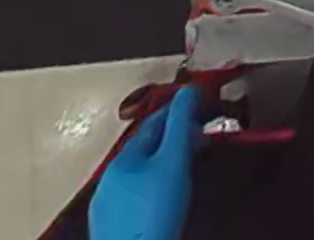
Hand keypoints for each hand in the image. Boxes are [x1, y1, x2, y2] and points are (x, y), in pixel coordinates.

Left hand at [89, 88, 196, 239]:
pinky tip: (170, 195)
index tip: (206, 105)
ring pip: (143, 172)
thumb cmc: (156, 211)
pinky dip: (158, 184)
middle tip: (204, 137)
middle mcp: (109, 180)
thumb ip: (182, 121)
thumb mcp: (175, 160)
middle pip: (148, 147)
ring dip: (167, 161)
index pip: (155, 122)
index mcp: (122, 159)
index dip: (181, 109)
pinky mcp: (112, 232)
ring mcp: (107, 209)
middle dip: (176, 136)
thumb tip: (190, 87)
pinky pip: (138, 195)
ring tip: (191, 164)